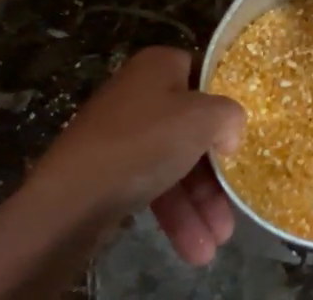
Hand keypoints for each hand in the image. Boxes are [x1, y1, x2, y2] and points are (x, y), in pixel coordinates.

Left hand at [31, 46, 245, 265]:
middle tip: (235, 203)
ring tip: (217, 241)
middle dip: (215, 174)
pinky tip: (192, 246)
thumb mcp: (204, 118)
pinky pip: (151, 185)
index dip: (229, 103)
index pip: (207, 77)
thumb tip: (229, 133)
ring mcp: (121, 135)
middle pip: (193, 128)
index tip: (246, 132)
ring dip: (197, 203)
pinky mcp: (107, 172)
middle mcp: (140, 94)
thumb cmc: (143, 143)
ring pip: (173, 163)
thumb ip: (230, 116)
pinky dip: (173, 212)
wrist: (67, 201)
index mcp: (160, 66)